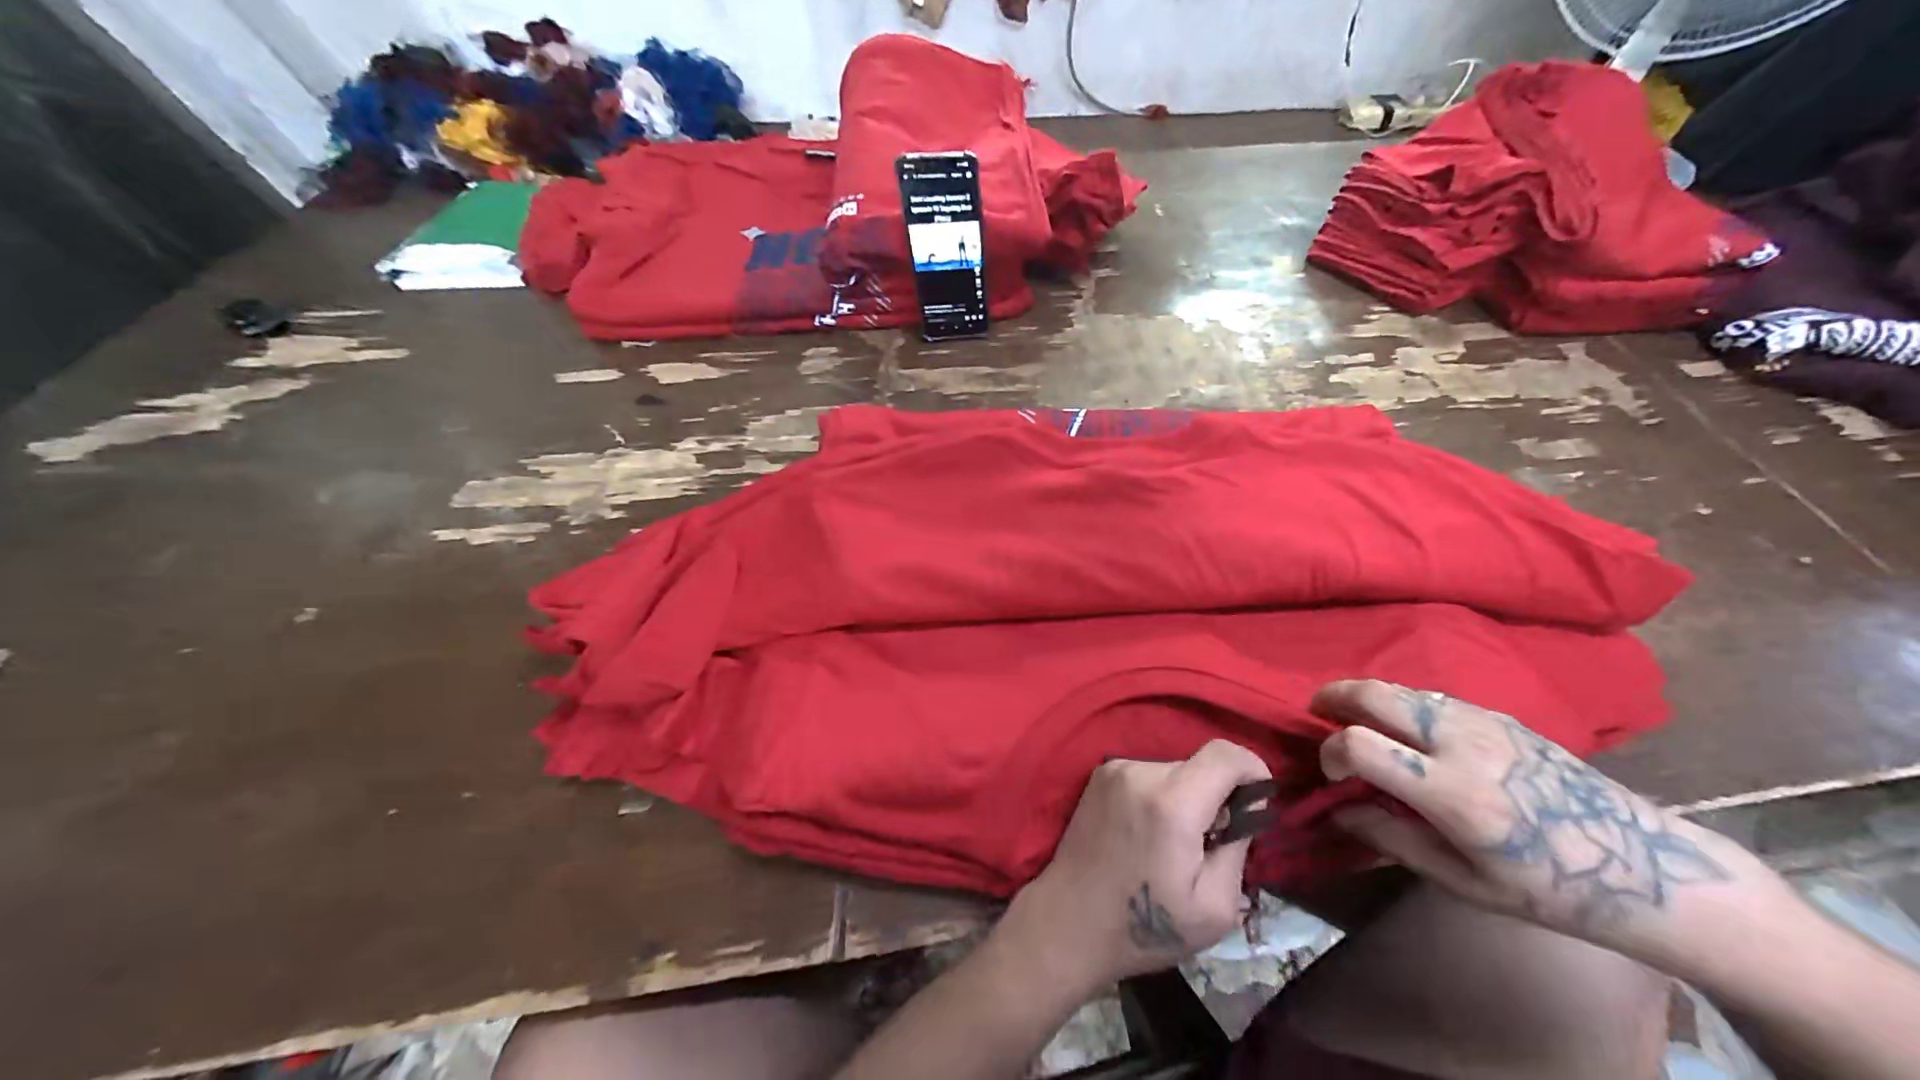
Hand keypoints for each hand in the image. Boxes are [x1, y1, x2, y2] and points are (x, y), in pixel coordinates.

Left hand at [999, 740, 1271, 996]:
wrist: (1070, 922)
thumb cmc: (1146, 928)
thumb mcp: (1216, 907)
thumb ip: (1238, 846)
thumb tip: (1250, 805)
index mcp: (1172, 803)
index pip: (1226, 754)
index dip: (1253, 771)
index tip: (1259, 802)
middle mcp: (1141, 773)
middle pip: (1199, 765)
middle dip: (1217, 796)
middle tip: (1212, 841)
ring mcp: (1115, 769)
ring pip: (1174, 770)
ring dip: (1186, 797)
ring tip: (1174, 843)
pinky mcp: (1099, 774)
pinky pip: (1148, 774)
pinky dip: (1160, 795)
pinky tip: (1148, 833)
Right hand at [1313, 679, 1751, 948]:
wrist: (1648, 869)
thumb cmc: (1550, 889)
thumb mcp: (1463, 882)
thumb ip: (1392, 839)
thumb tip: (1338, 809)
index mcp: (1453, 795)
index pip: (1361, 746)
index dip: (1331, 752)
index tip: (1332, 773)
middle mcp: (1464, 745)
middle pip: (1376, 695)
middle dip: (1334, 697)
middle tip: (1317, 712)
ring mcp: (1486, 723)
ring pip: (1402, 688)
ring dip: (1366, 696)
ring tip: (1352, 715)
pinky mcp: (1502, 717)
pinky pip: (1434, 696)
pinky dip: (1402, 701)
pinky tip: (1404, 725)